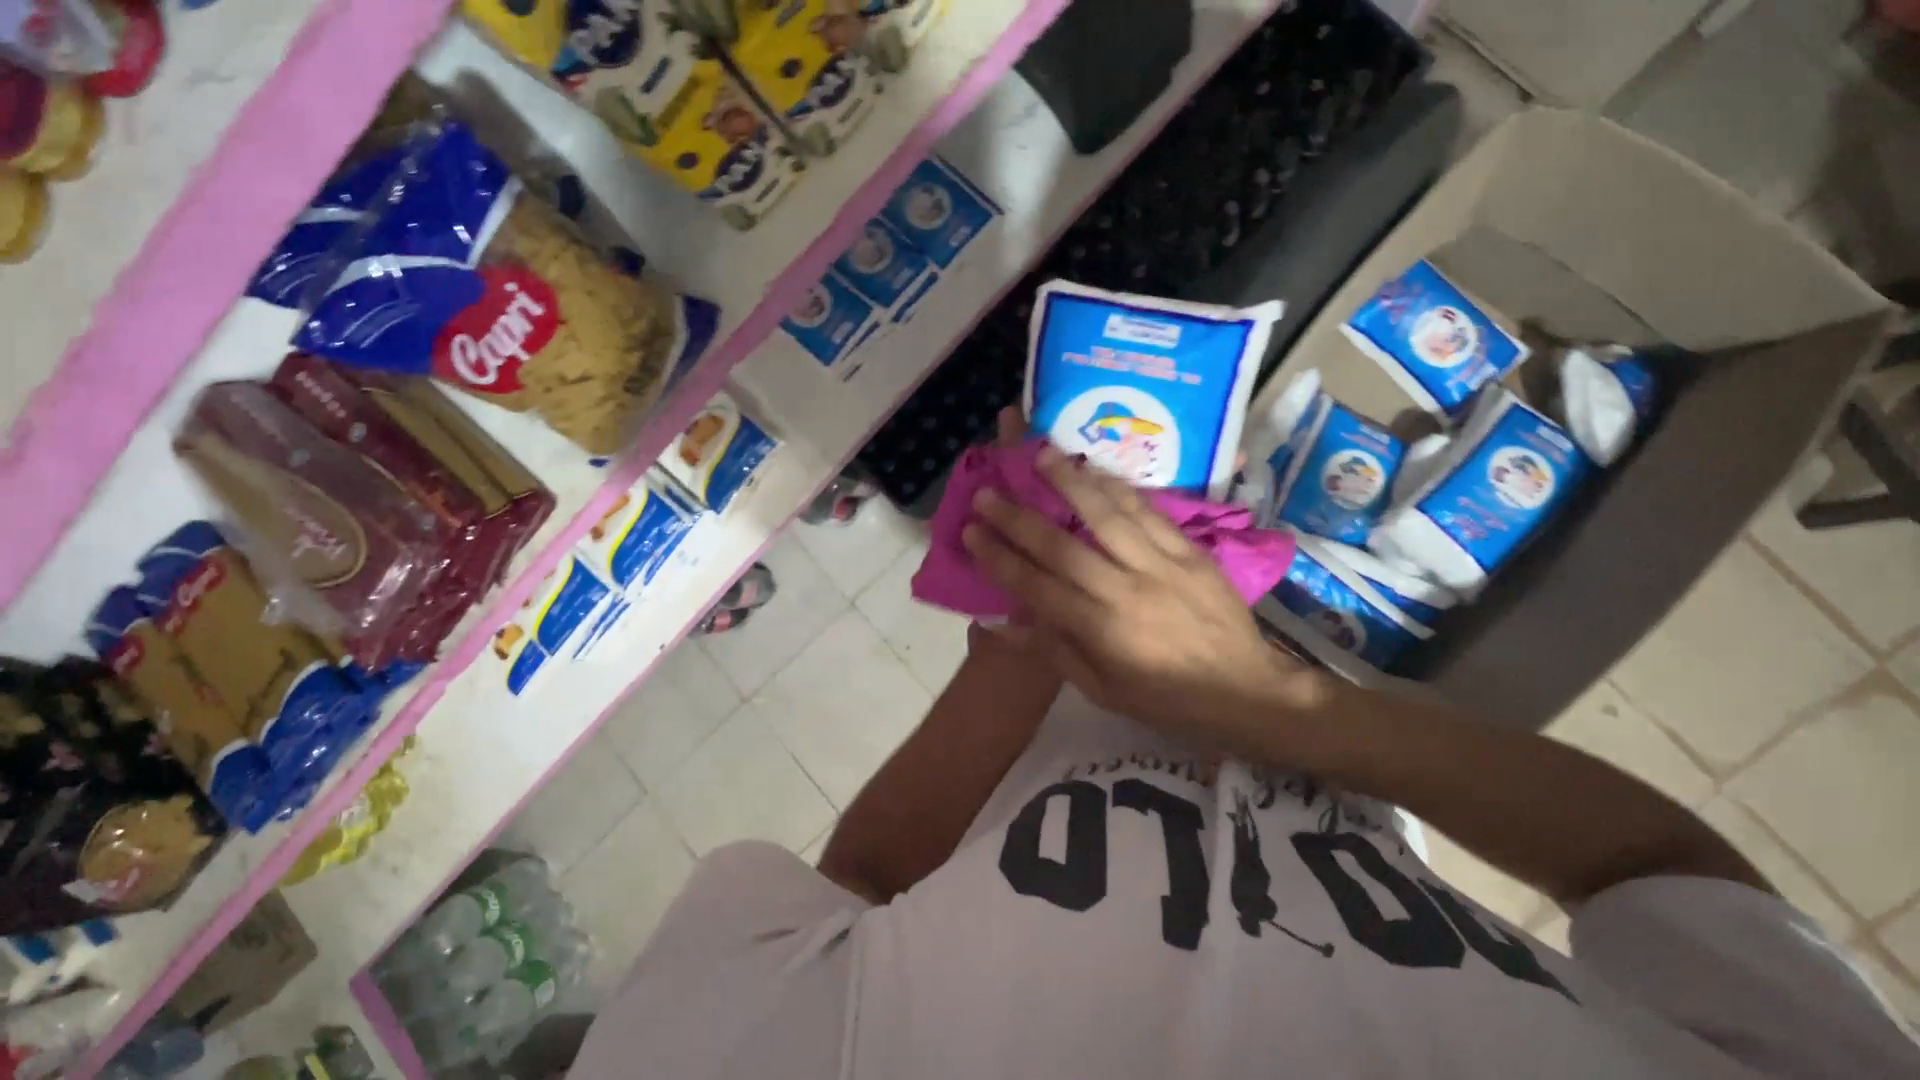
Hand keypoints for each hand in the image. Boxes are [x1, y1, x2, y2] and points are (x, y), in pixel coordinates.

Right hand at [962, 442, 1323, 744]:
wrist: (1245, 690)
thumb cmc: (1165, 699)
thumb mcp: (1102, 690)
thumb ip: (1051, 651)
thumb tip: (997, 626)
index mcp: (1100, 631)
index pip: (1036, 585)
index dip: (999, 557)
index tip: (970, 531)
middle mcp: (1124, 591)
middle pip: (1062, 545)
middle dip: (1018, 516)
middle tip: (987, 491)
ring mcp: (1161, 566)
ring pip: (1107, 515)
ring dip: (1069, 483)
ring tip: (1040, 453)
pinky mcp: (1191, 552)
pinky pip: (1150, 512)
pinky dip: (1120, 489)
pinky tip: (1096, 469)